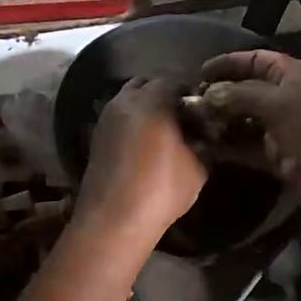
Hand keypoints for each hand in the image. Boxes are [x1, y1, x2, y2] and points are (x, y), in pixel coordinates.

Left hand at [76, 77, 206, 237]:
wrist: (113, 220)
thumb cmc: (161, 190)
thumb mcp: (197, 168)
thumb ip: (202, 144)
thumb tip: (202, 137)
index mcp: (152, 100)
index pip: (175, 80)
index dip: (191, 92)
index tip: (204, 109)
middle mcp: (124, 101)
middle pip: (147, 84)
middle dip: (165, 94)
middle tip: (184, 116)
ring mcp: (105, 119)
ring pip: (129, 100)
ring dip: (146, 107)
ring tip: (165, 132)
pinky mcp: (96, 138)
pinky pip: (118, 119)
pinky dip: (132, 123)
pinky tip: (146, 145)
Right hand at [199, 51, 300, 204]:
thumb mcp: (281, 102)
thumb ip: (242, 95)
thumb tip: (208, 93)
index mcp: (292, 75)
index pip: (256, 60)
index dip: (229, 63)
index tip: (200, 71)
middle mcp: (284, 98)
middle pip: (245, 91)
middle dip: (218, 96)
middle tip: (188, 103)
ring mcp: (280, 128)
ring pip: (242, 121)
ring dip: (219, 123)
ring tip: (190, 125)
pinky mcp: (276, 156)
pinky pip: (246, 148)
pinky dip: (227, 148)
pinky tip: (204, 147)